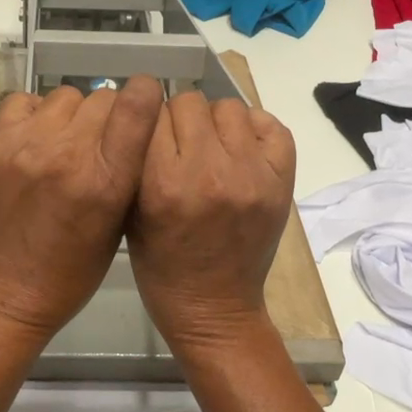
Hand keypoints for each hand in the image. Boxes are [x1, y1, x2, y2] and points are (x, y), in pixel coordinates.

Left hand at [0, 76, 163, 340]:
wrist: (7, 292)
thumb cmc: (74, 272)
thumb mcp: (120, 225)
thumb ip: (131, 170)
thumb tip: (137, 124)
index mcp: (106, 181)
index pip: (137, 104)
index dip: (145, 97)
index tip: (143, 105)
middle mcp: (68, 154)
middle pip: (104, 98)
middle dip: (110, 116)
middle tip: (101, 144)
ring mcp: (27, 146)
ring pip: (67, 96)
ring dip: (74, 114)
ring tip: (67, 144)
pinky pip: (24, 100)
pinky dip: (35, 113)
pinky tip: (38, 139)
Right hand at [129, 92, 296, 351]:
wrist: (213, 309)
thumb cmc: (160, 267)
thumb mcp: (129, 214)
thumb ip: (136, 162)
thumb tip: (147, 113)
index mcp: (164, 185)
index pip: (152, 115)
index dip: (147, 124)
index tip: (149, 138)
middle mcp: (209, 173)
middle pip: (190, 103)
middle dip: (179, 120)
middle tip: (180, 146)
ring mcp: (251, 176)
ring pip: (229, 109)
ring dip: (215, 123)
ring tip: (211, 149)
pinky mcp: (281, 183)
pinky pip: (271, 127)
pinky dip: (254, 131)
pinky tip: (240, 151)